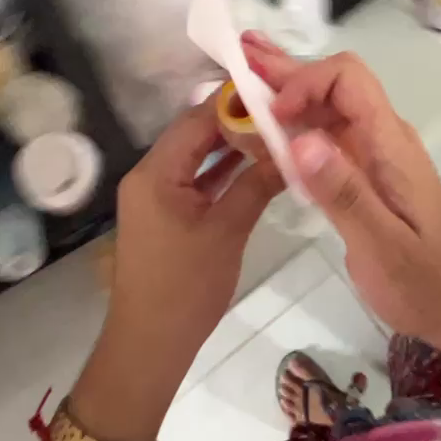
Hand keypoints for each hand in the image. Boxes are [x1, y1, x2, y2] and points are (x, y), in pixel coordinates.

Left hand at [107, 96, 283, 359]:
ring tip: (273, 132)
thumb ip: (256, 184)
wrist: (150, 345)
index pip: (195, 120)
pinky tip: (254, 166)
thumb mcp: (227, 230)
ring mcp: (155, 195)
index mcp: (155, 172)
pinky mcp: (164, 214)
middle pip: (193, 135)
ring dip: (229, 147)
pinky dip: (220, 173)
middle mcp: (149, 175)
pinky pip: (194, 181)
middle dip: (234, 123)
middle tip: (280, 112)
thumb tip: (291, 151)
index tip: (273, 94)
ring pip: (195, 157)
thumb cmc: (185, 286)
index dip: (232, 104)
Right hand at [243, 34, 440, 343]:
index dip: (306, 84)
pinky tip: (265, 121)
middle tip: (242, 53)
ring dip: (286, 89)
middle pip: (334, 83)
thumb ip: (343, 193)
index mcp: (389, 143)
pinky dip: (292, 122)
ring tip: (245, 73)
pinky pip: (324, 134)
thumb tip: (301, 141)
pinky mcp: (361, 170)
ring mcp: (371, 152)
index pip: (348, 80)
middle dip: (286, 70)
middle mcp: (380, 136)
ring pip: (326, 105)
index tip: (273, 115)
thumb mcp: (382, 246)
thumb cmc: (424, 279)